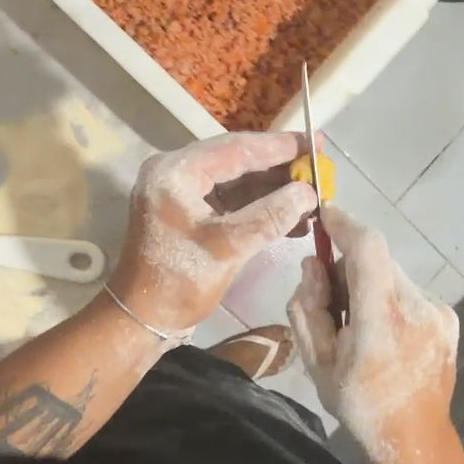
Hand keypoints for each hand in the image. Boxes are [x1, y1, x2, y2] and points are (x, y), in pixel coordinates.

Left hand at [107, 132, 318, 332]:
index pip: (236, 148)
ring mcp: (182, 193)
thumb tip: (309, 192)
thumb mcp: (228, 247)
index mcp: (176, 172)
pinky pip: (231, 201)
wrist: (143, 319)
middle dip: (281, 167)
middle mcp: (176, 173)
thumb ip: (270, 216)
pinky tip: (293, 218)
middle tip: (320, 165)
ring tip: (313, 195)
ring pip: (237, 181)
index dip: (280, 147)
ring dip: (274, 190)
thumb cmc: (179, 283)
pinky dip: (260, 208)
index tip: (316, 143)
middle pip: (237, 160)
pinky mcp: (190, 214)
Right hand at [287, 206, 459, 463]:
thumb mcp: (317, 363)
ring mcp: (438, 312)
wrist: (415, 439)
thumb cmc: (360, 406)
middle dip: (347, 270)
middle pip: (377, 262)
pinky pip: (408, 295)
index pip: (367, 247)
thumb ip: (308, 308)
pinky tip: (383, 338)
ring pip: (391, 277)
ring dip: (368, 288)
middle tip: (329, 303)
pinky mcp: (448, 319)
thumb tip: (313, 266)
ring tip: (357, 329)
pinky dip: (387, 303)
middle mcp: (417, 306)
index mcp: (382, 318)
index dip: (344, 224)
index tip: (324, 215)